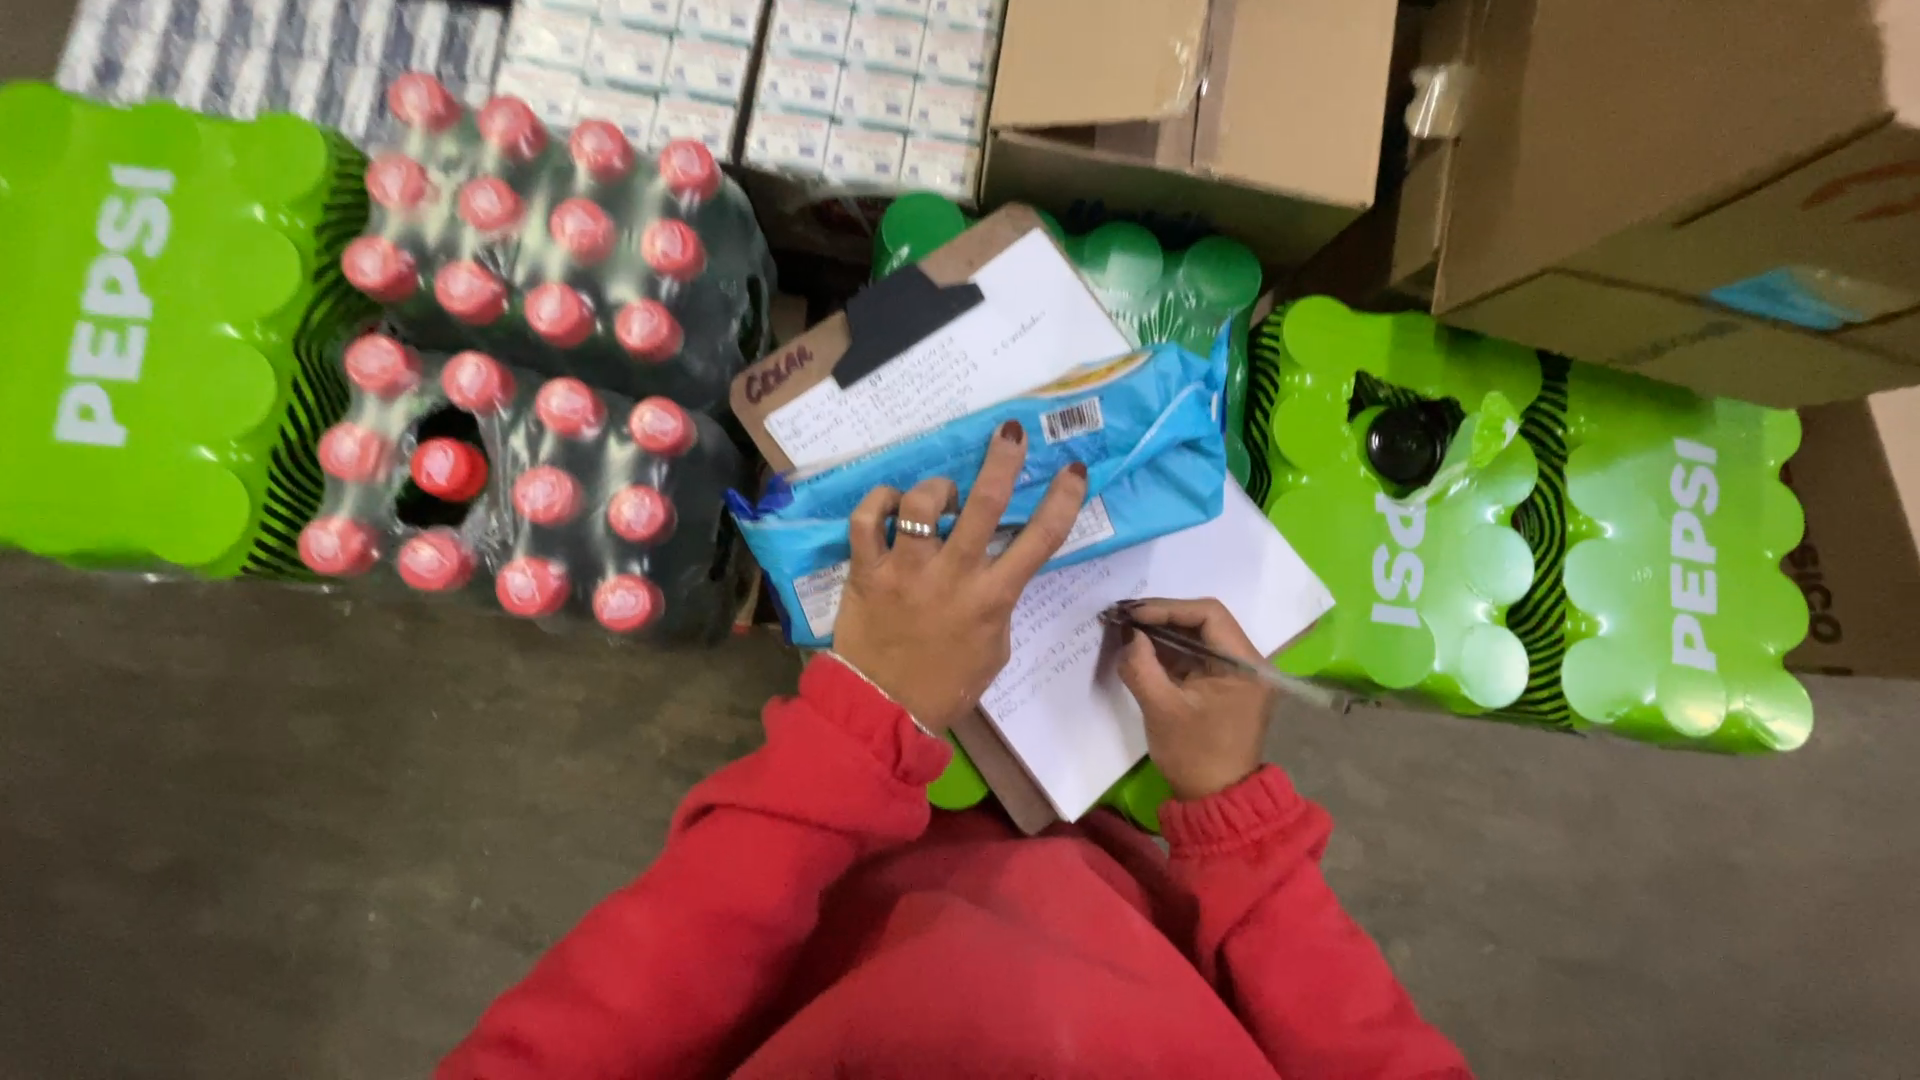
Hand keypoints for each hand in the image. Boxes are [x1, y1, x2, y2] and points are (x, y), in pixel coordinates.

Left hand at [833, 420, 1088, 734]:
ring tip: (942, 495)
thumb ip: (998, 602)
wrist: (884, 709)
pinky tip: (890, 503)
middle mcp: (954, 576)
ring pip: (922, 505)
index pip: (1040, 541)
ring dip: (937, 488)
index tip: (1073, 471)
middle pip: (984, 505)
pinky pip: (867, 520)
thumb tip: (996, 568)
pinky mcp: (867, 571)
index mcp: (993, 597)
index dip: (1062, 501)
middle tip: (1010, 433)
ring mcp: (906, 571)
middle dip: (1002, 461)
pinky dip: (879, 501)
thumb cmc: (948, 682)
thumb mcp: (995, 647)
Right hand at [1117, 598, 1274, 801]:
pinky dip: (1168, 649)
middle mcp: (1248, 662)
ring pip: (1197, 636)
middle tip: (1124, 616)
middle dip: (1162, 616)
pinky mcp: (1223, 683)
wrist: (1215, 800)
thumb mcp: (1161, 708)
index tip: (1132, 614)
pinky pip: (1195, 654)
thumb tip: (1129, 634)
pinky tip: (1141, 647)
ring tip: (1127, 627)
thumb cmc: (1193, 755)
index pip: (1209, 614)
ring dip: (1162, 631)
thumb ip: (1141, 665)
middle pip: (1203, 621)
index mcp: (1245, 665)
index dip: (1167, 608)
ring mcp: (1236, 673)